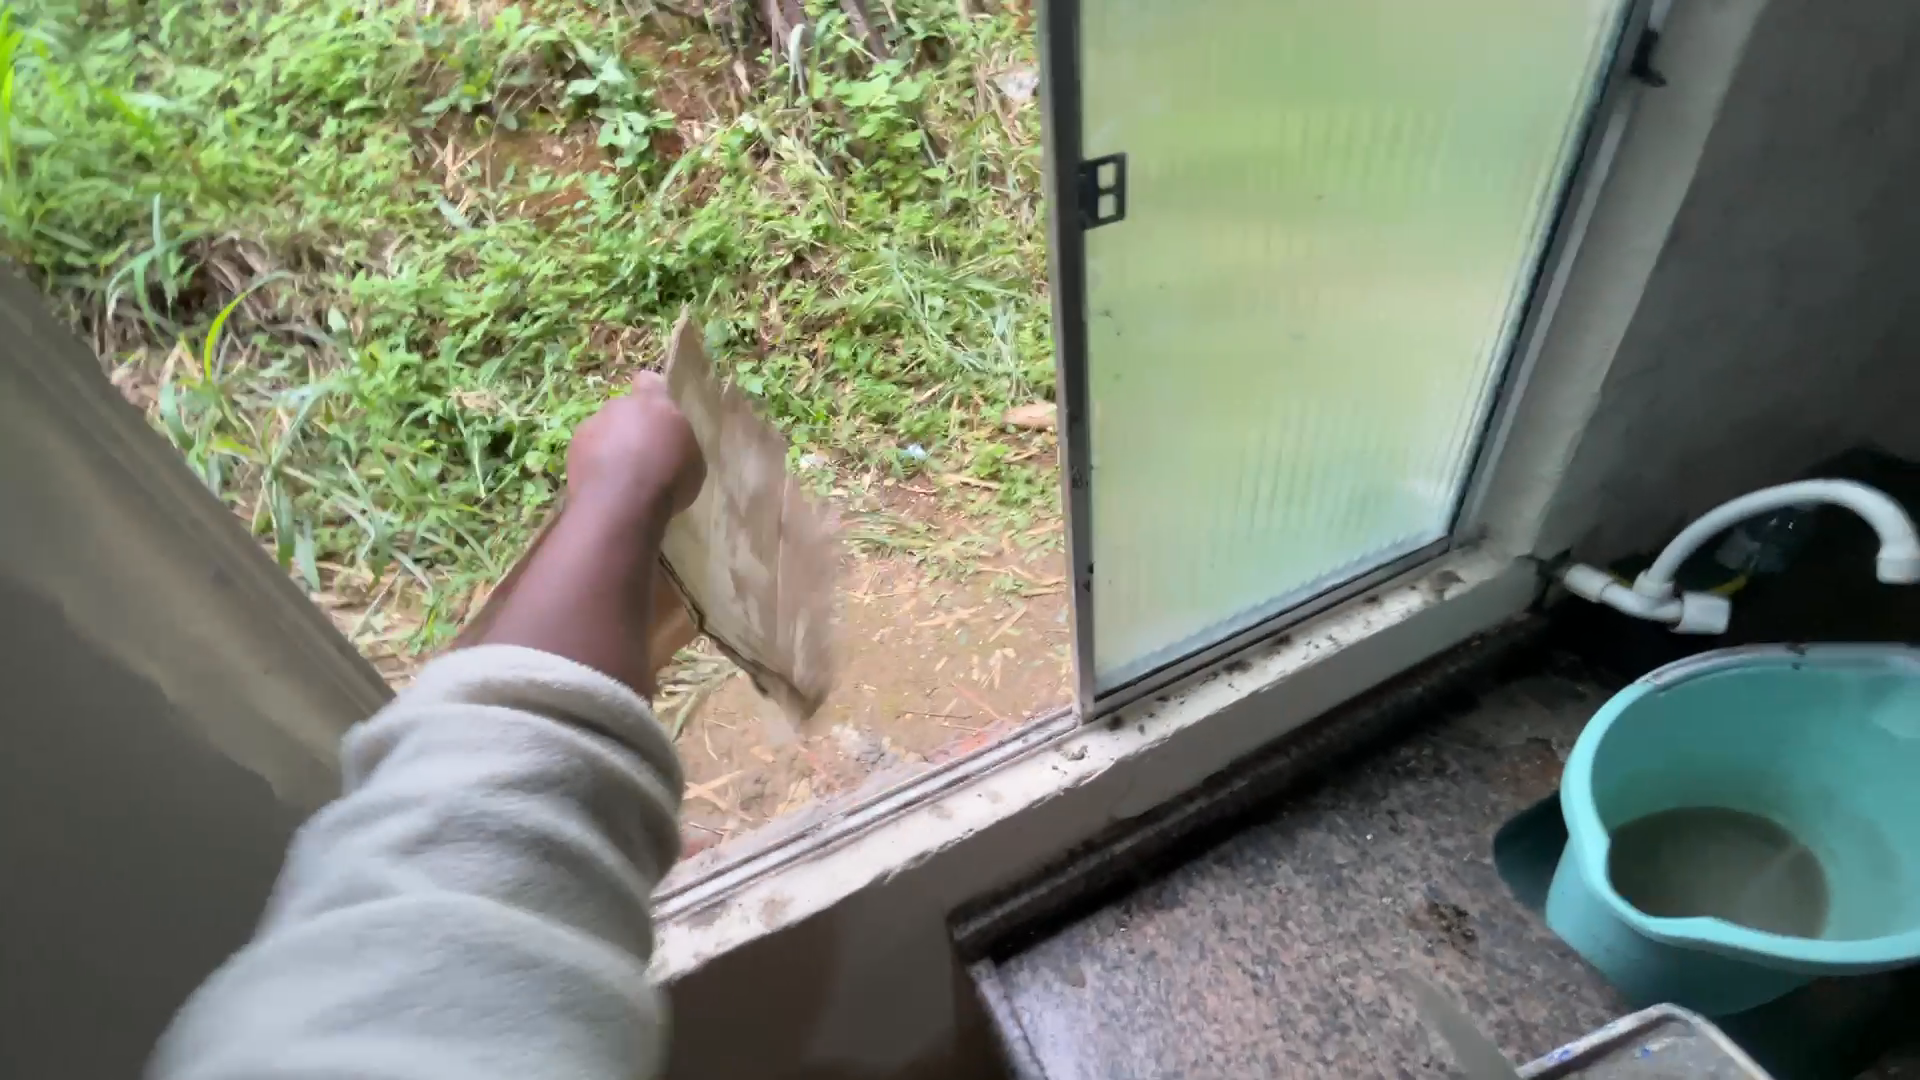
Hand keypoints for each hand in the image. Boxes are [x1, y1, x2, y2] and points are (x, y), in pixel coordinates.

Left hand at [566, 371, 706, 526]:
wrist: (622, 503)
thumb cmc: (669, 478)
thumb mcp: (694, 461)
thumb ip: (681, 443)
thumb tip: (672, 444)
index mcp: (654, 404)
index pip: (649, 382)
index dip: (653, 395)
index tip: (659, 416)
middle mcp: (619, 406)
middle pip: (626, 410)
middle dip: (633, 427)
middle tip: (645, 457)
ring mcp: (592, 425)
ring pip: (605, 430)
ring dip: (613, 447)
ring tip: (624, 477)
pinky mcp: (572, 448)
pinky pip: (589, 451)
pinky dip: (596, 464)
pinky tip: (608, 486)